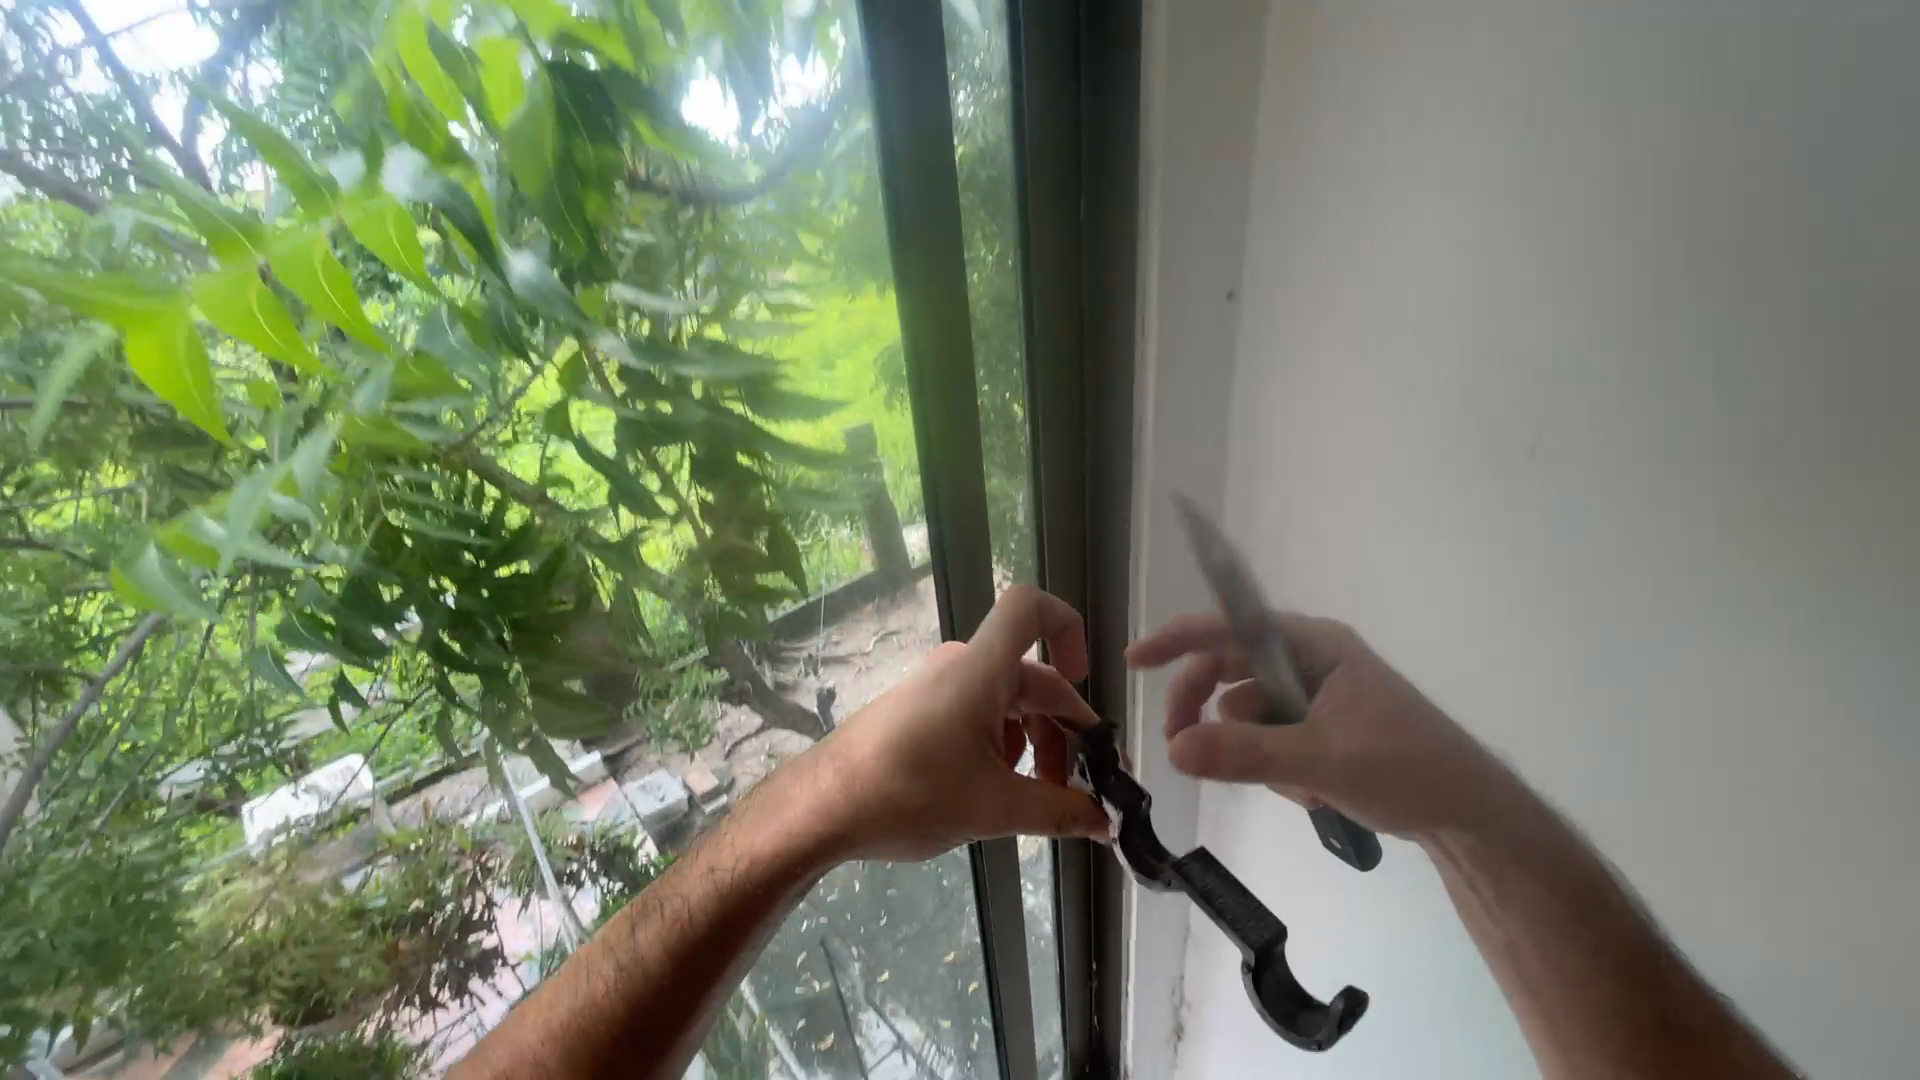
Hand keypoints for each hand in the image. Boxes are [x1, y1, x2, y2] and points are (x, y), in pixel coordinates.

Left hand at [795, 585, 1112, 861]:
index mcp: (982, 670)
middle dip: (1065, 730)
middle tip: (1085, 787)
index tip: (1084, 680)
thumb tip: (1106, 821)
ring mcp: (938, 686)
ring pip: (1008, 701)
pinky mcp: (922, 709)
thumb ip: (1058, 811)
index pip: (1031, 607)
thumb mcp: (993, 808)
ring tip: (1040, 798)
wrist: (821, 807)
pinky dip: (1002, 745)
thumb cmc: (909, 794)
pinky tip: (998, 791)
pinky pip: (979, 713)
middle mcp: (962, 666)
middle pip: (1033, 678)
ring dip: (1035, 744)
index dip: (1069, 628)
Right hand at [1127, 611, 1524, 843]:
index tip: (1136, 660)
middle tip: (1179, 748)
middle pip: (1227, 671)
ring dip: (1250, 752)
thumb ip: (1246, 754)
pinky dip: (1273, 768)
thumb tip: (1173, 750)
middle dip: (1204, 710)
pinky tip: (1311, 793)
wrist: (1472, 822)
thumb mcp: (1323, 761)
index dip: (1180, 638)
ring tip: (1296, 787)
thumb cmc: (1408, 770)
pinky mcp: (1314, 728)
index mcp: (1314, 644)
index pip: (1231, 627)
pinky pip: (1264, 740)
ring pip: (1242, 713)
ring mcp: (1310, 695)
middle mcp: (1307, 660)